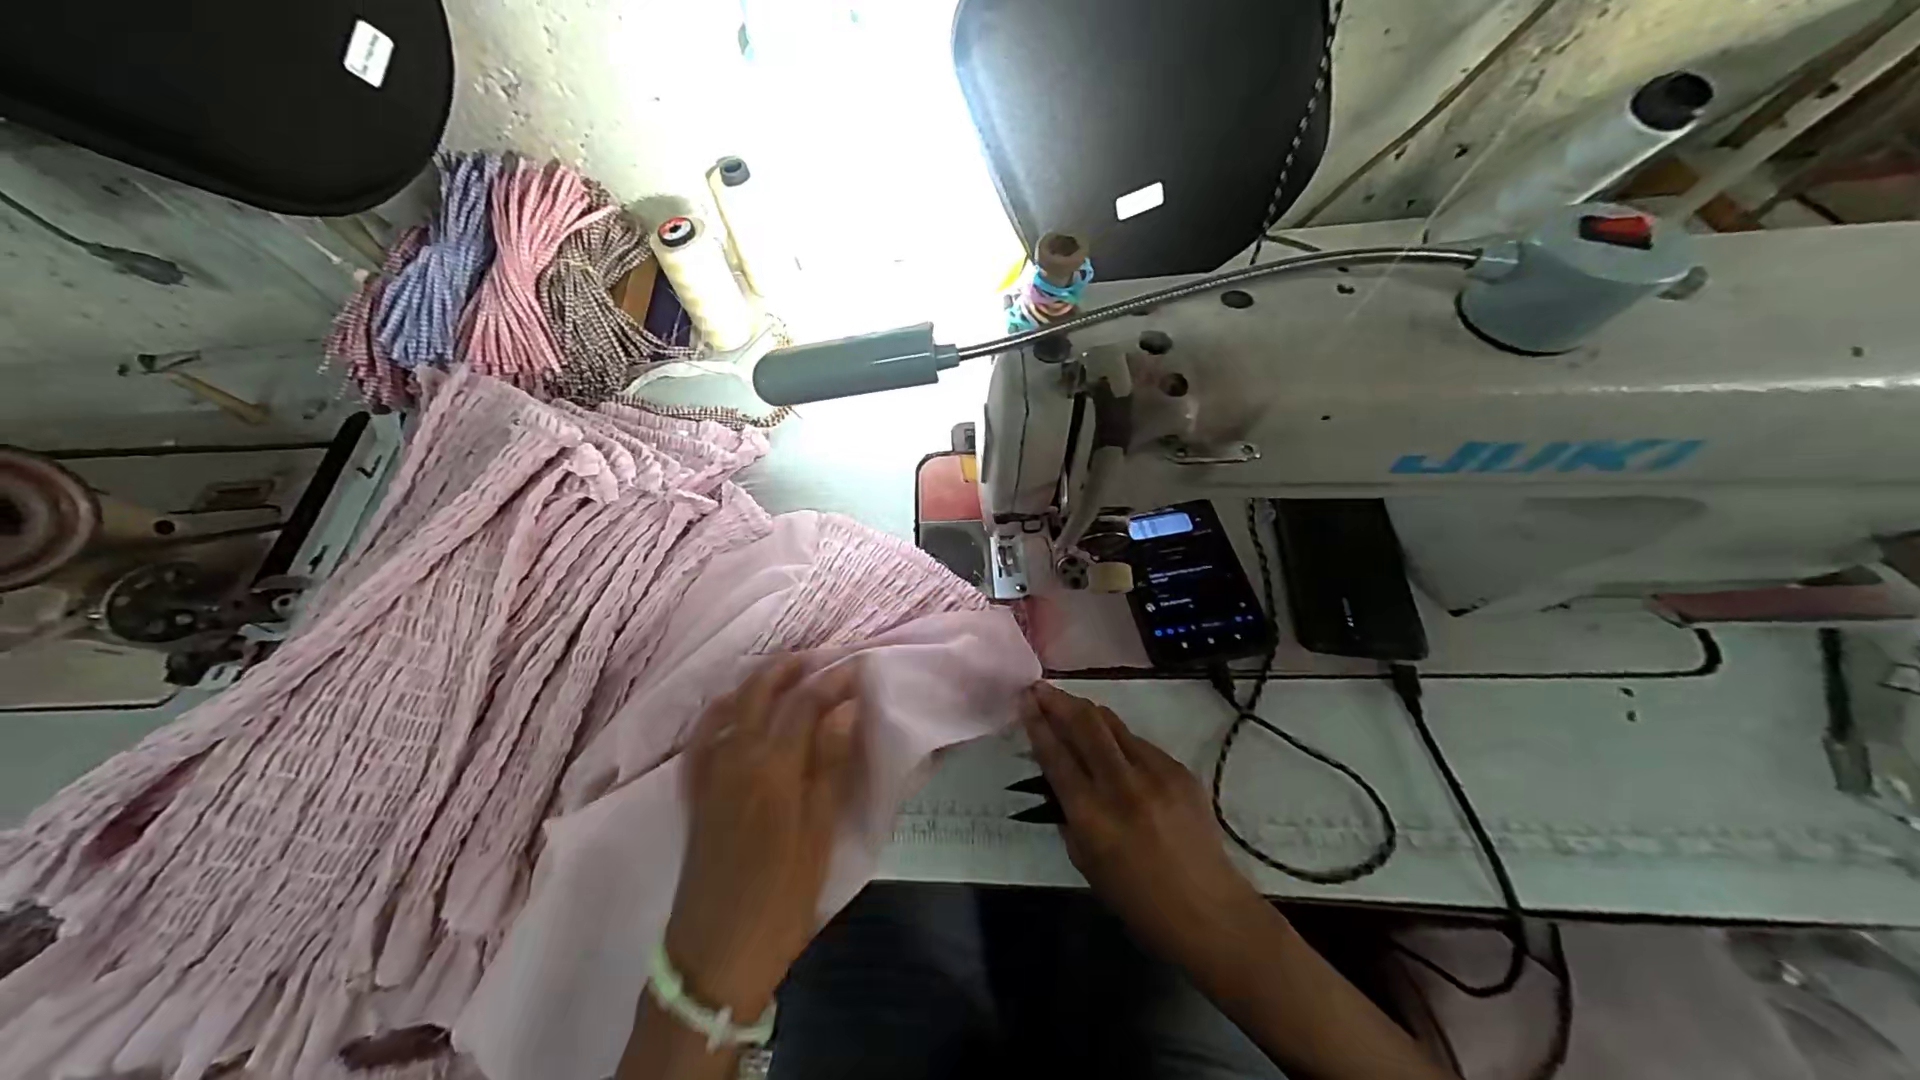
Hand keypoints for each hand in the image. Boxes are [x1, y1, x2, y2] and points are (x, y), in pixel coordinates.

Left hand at [665, 657, 862, 1017]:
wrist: (715, 953)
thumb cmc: (782, 899)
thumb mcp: (819, 835)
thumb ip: (830, 765)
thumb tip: (847, 707)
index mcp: (772, 769)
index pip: (804, 704)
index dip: (832, 680)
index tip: (856, 666)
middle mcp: (734, 758)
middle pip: (759, 691)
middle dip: (791, 667)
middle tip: (822, 659)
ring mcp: (708, 773)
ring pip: (729, 705)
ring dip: (759, 681)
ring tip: (787, 675)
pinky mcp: (693, 791)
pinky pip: (702, 735)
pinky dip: (721, 710)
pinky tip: (734, 708)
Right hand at [1023, 682, 1269, 960]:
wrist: (1207, 910)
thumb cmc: (1137, 899)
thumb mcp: (1085, 861)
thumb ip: (1068, 814)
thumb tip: (1058, 777)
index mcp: (1091, 816)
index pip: (1056, 755)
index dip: (1037, 723)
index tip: (1025, 700)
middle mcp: (1122, 786)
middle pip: (1085, 725)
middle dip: (1059, 701)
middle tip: (1041, 688)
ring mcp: (1156, 774)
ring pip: (1113, 725)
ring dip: (1087, 710)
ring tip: (1070, 702)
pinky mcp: (1180, 771)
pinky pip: (1139, 743)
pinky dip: (1118, 738)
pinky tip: (1112, 744)